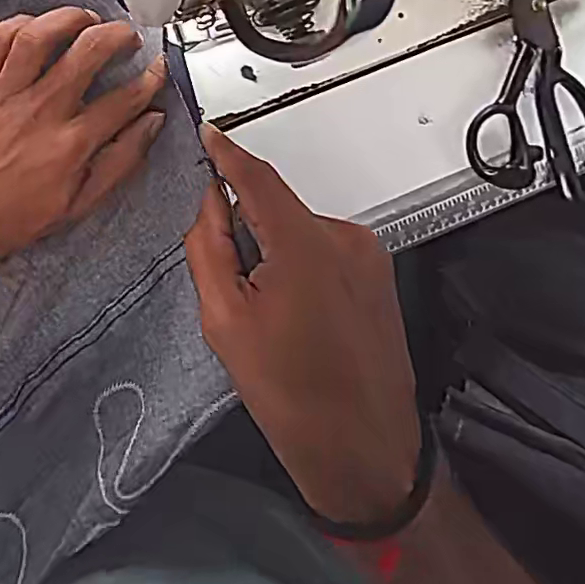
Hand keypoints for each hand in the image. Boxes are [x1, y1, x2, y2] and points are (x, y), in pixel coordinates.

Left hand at [0, 7, 167, 314]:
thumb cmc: (17, 214)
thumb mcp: (81, 202)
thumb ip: (122, 161)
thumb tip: (152, 124)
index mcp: (70, 144)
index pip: (124, 99)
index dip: (150, 79)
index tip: (158, 69)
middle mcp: (40, 111)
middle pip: (87, 52)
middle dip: (118, 35)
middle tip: (127, 37)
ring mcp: (6, 95)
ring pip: (38, 36)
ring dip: (69, 18)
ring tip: (86, 20)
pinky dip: (15, 24)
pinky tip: (35, 27)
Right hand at [183, 124, 420, 524]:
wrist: (362, 449)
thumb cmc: (299, 397)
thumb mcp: (224, 320)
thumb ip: (209, 247)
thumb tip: (209, 205)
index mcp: (304, 247)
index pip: (256, 176)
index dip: (226, 152)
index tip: (210, 134)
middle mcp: (343, 241)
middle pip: (275, 204)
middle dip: (246, 225)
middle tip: (234, 280)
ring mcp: (365, 255)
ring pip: (297, 226)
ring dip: (275, 249)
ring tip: (274, 310)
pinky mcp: (375, 270)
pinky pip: (321, 245)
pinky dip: (299, 261)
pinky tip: (298, 311)